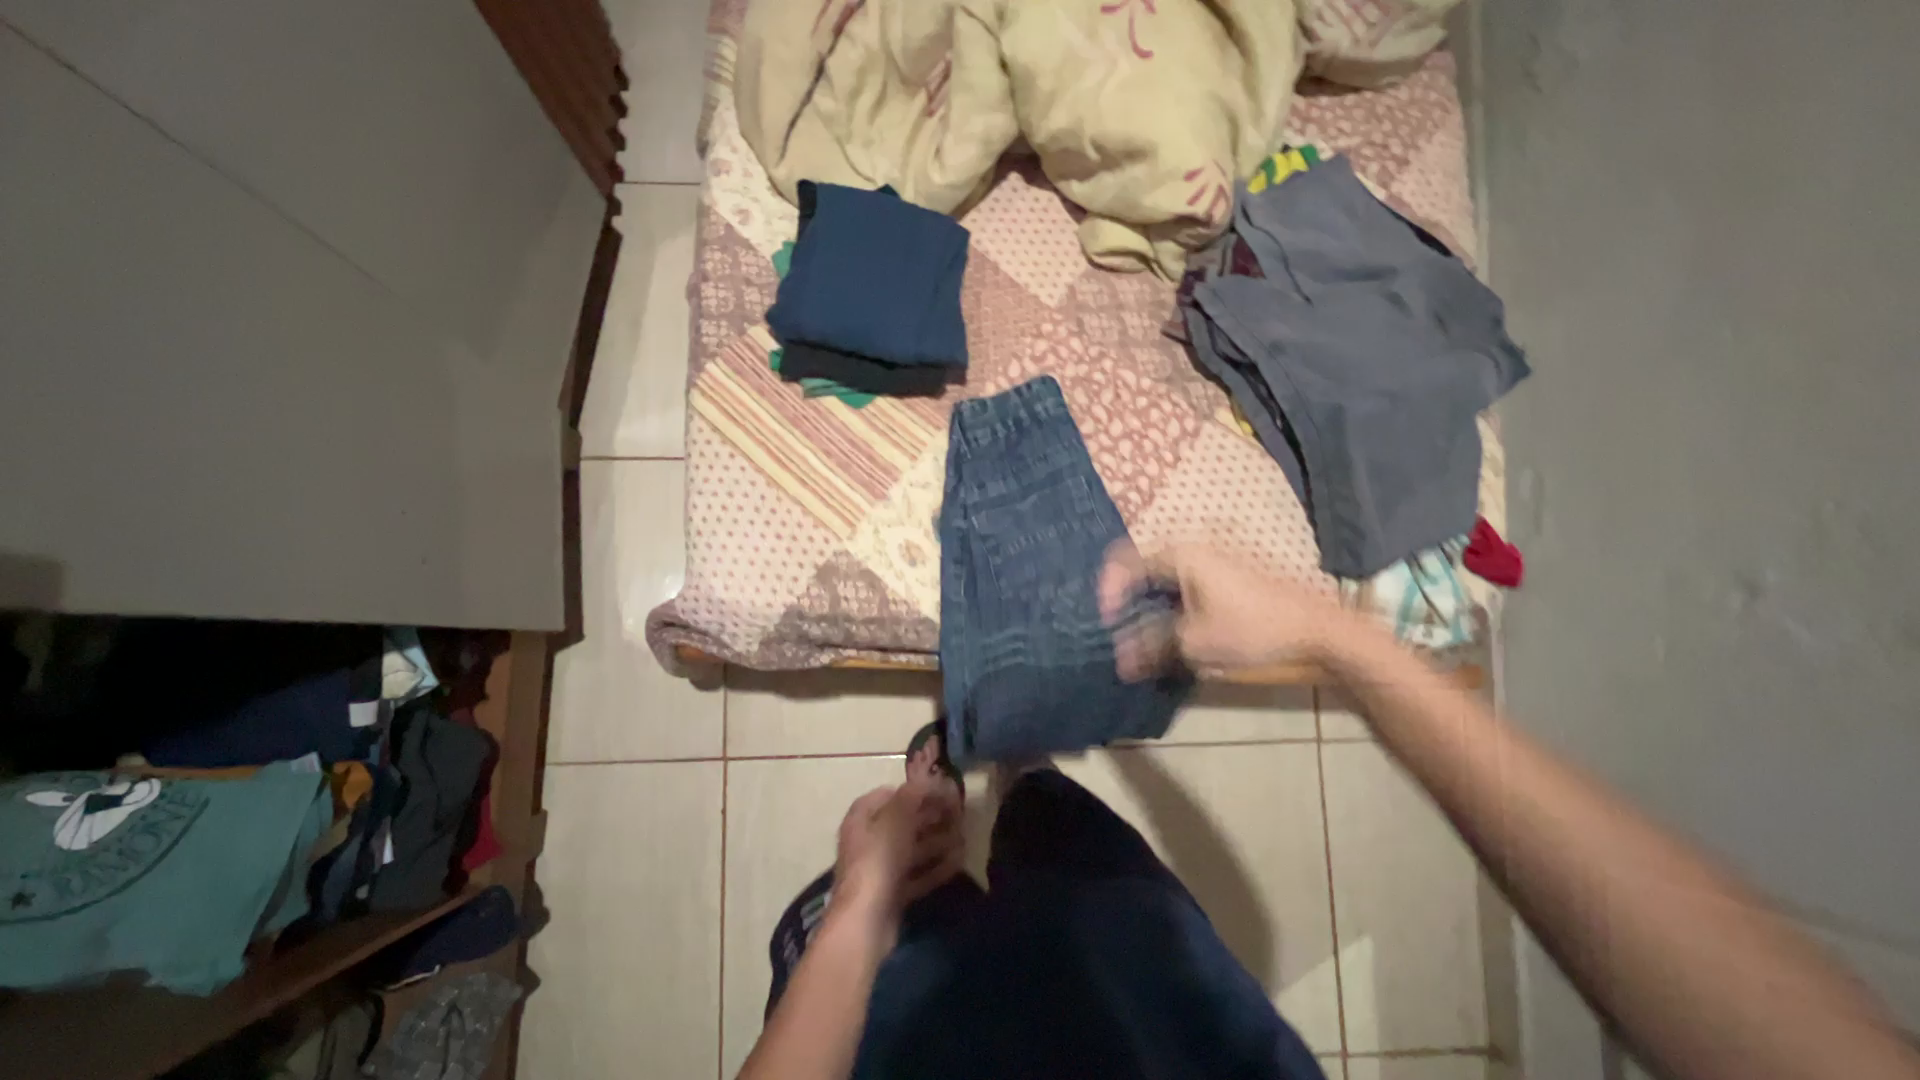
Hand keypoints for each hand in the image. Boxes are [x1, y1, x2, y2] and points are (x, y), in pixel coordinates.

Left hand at [828, 777, 965, 943]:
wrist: (866, 921)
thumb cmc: (878, 861)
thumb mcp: (896, 819)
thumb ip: (913, 795)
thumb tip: (928, 776)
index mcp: (862, 818)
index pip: (887, 794)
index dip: (913, 790)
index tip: (940, 791)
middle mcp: (868, 841)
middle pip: (903, 822)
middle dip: (930, 816)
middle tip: (958, 813)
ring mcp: (880, 869)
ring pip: (912, 849)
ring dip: (937, 842)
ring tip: (963, 837)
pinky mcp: (892, 894)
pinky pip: (918, 875)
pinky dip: (936, 868)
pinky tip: (958, 863)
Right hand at [1098, 541, 1351, 679]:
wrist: (1316, 631)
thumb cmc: (1251, 629)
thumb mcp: (1193, 643)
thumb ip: (1149, 647)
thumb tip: (1120, 661)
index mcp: (1179, 554)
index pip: (1123, 563)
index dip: (1107, 593)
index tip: (1105, 625)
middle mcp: (1192, 550)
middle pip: (1142, 571)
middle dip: (1126, 605)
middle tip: (1119, 637)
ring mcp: (1211, 562)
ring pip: (1162, 583)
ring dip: (1148, 611)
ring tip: (1142, 643)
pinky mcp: (1224, 579)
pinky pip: (1181, 589)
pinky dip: (1169, 610)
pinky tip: (1171, 637)